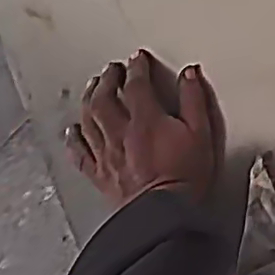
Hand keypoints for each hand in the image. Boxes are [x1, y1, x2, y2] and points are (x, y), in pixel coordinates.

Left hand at [66, 49, 222, 207]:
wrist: (165, 216)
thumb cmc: (186, 176)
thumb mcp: (202, 132)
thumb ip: (194, 100)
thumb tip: (189, 75)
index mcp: (147, 120)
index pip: (136, 84)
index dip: (136, 68)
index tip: (138, 59)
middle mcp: (121, 133)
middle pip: (104, 98)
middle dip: (107, 79)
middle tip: (112, 69)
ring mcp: (107, 155)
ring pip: (88, 120)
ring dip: (89, 100)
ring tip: (92, 88)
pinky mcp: (100, 175)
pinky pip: (80, 154)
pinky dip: (74, 139)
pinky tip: (72, 131)